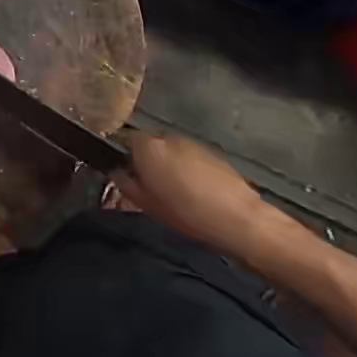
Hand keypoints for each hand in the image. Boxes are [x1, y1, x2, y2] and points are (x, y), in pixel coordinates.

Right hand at [113, 130, 278, 253]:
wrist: (238, 219)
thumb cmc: (185, 212)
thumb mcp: (145, 204)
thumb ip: (125, 183)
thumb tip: (118, 172)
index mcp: (147, 147)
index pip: (123, 139)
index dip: (122, 156)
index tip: (125, 173)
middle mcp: (167, 137)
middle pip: (148, 143)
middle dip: (146, 159)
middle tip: (148, 184)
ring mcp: (192, 143)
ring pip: (170, 150)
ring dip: (167, 162)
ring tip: (173, 188)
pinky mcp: (212, 153)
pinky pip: (189, 156)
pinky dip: (187, 167)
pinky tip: (194, 189)